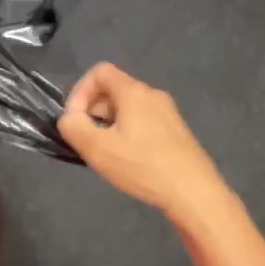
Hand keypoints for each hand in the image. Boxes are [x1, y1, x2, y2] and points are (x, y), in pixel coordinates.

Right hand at [58, 62, 228, 217]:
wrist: (195, 193)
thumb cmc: (143, 166)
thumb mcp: (98, 149)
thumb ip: (74, 128)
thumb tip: (69, 119)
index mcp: (133, 91)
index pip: (99, 71)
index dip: (79, 91)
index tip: (75, 120)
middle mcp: (152, 94)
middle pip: (113, 89)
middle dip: (93, 110)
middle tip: (88, 141)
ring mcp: (168, 113)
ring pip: (128, 107)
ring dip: (110, 124)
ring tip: (107, 153)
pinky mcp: (177, 131)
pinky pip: (144, 121)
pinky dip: (128, 132)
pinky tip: (130, 161)